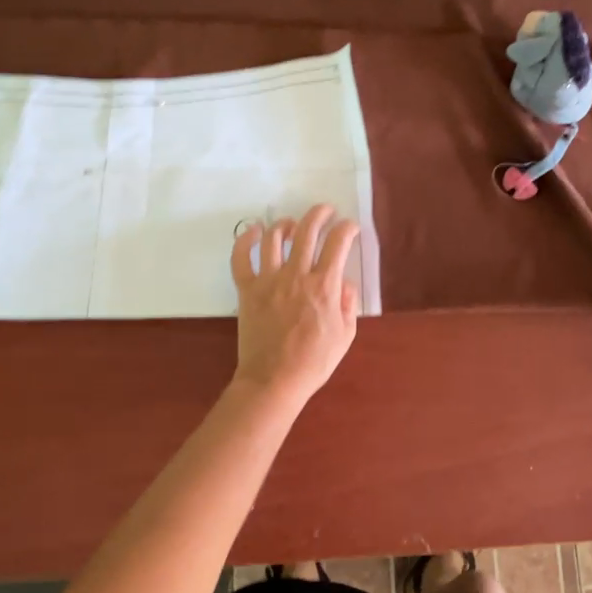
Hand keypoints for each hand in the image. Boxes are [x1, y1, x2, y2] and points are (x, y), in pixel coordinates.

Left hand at [230, 204, 360, 406]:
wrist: (274, 381)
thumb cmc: (314, 362)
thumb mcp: (345, 335)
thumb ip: (349, 304)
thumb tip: (345, 283)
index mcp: (324, 285)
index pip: (338, 243)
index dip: (347, 229)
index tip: (350, 228)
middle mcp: (297, 275)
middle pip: (308, 230)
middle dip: (320, 214)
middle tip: (326, 211)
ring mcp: (269, 280)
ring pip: (275, 237)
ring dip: (286, 224)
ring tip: (293, 224)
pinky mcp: (247, 289)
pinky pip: (241, 258)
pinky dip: (245, 239)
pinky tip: (254, 231)